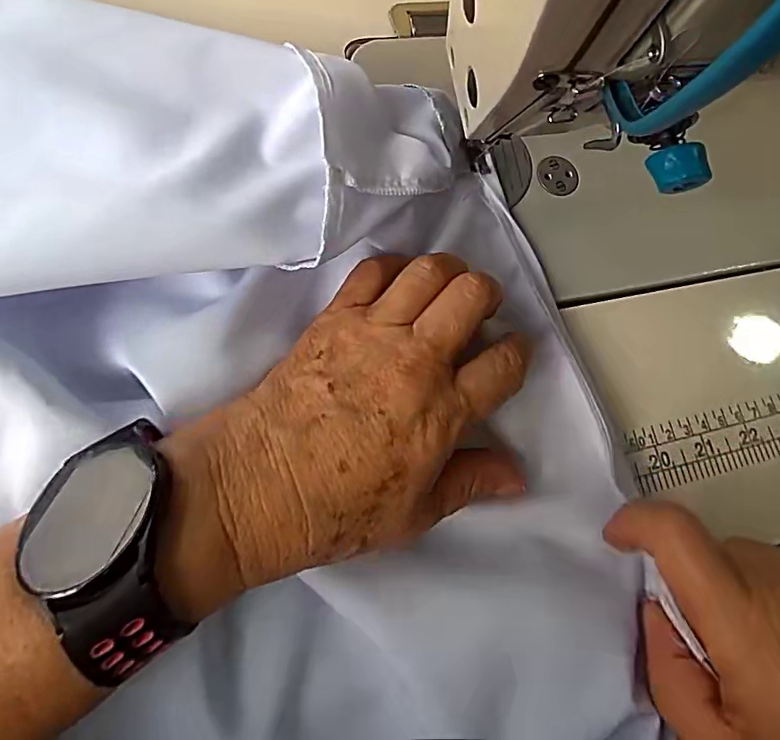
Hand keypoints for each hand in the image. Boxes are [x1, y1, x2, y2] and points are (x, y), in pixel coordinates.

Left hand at [159, 254, 531, 612]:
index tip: (512, 350)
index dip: (518, 351)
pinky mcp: (334, 317)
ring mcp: (372, 332)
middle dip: (487, 293)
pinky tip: (396, 280)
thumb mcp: (415, 513)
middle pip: (470, 296)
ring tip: (446, 284)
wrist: (261, 481)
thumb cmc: (338, 507)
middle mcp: (415, 360)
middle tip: (482, 305)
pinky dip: (392, 266)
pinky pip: (372, 271)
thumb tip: (517, 476)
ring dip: (447, 270)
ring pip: (427, 272)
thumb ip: (470, 482)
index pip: (503, 364)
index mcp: (443, 412)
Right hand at [605, 500, 779, 739]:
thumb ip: (668, 671)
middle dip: (696, 586)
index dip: (635, 522)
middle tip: (716, 645)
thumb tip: (657, 610)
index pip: (677, 534)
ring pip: (744, 555)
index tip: (620, 537)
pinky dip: (775, 592)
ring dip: (737, 588)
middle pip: (707, 550)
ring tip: (770, 651)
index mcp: (754, 628)